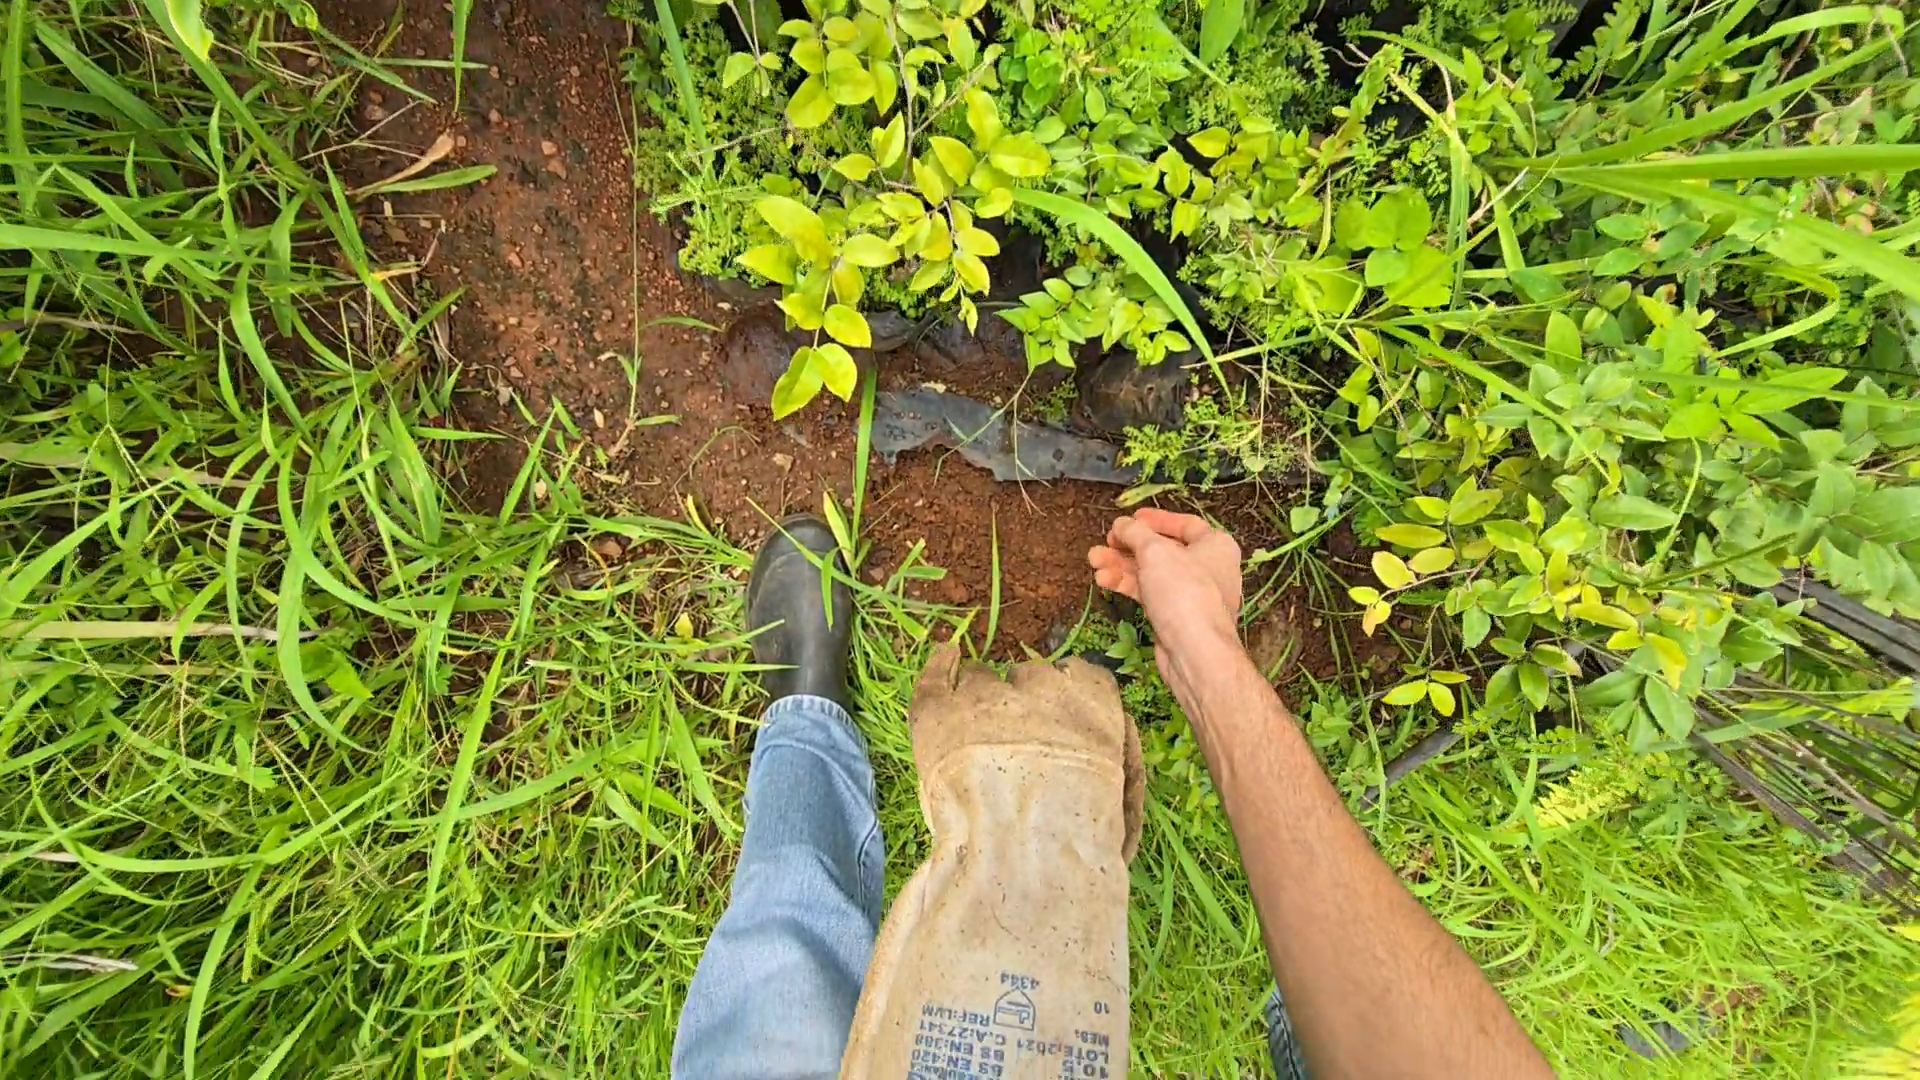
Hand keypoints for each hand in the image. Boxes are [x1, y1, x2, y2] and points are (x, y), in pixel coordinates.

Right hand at [1088, 509, 1243, 700]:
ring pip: (1150, 572)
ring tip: (1093, 560)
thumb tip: (1121, 524)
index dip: (1155, 519)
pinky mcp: (1174, 615)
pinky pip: (1148, 592)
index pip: (1184, 524)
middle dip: (1128, 546)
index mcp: (1215, 546)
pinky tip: (1104, 581)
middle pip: (1161, 550)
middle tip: (1105, 542)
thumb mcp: (1154, 552)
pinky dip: (1127, 585)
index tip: (1130, 518)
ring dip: (1121, 565)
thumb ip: (1134, 532)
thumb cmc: (1183, 592)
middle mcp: (1207, 568)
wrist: (1194, 652)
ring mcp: (1190, 594)